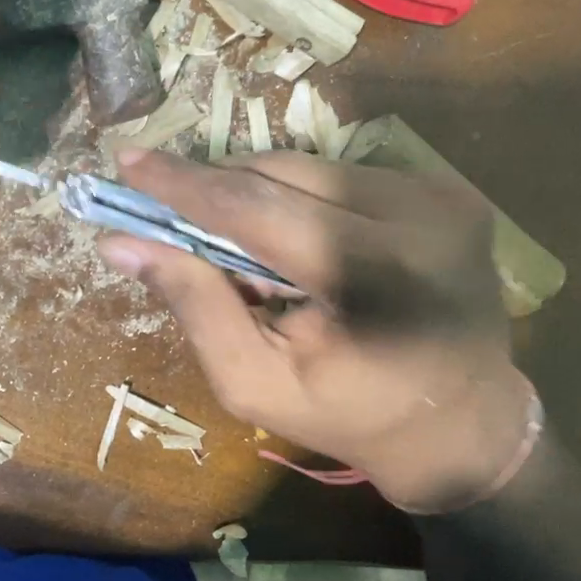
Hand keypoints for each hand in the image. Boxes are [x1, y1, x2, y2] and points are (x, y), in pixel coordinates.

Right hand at [98, 149, 534, 512]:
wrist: (460, 419)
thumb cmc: (345, 414)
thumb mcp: (251, 382)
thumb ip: (193, 305)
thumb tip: (120, 244)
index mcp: (373, 278)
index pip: (256, 209)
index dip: (184, 184)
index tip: (125, 161)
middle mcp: (418, 218)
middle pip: (279, 174)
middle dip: (208, 184)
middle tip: (155, 202)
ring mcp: (439, 197)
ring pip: (305, 166)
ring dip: (249, 190)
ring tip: (223, 233)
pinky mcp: (443, 189)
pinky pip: (336, 174)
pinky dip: (290, 194)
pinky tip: (280, 235)